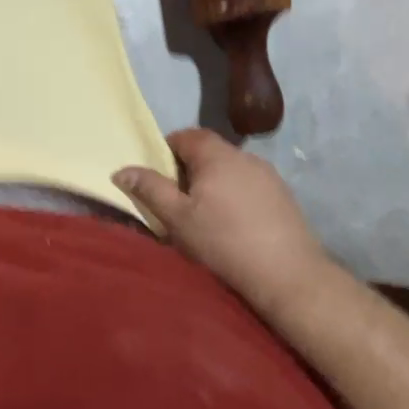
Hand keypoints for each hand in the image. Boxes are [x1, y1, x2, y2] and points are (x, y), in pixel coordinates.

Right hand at [113, 129, 328, 314]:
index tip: (157, 174)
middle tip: (175, 198)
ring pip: (230, 169)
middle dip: (189, 168)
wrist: (286, 273)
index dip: (167, 148)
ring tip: (204, 213)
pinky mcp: (283, 196)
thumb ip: (149, 189)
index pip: (187, 135)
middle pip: (210, 151)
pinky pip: (249, 185)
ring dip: (213, 182)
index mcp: (217, 156)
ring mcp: (269, 176)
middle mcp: (245, 157)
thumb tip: (122, 170)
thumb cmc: (222, 241)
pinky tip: (233, 223)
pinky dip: (234, 195)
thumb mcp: (176, 218)